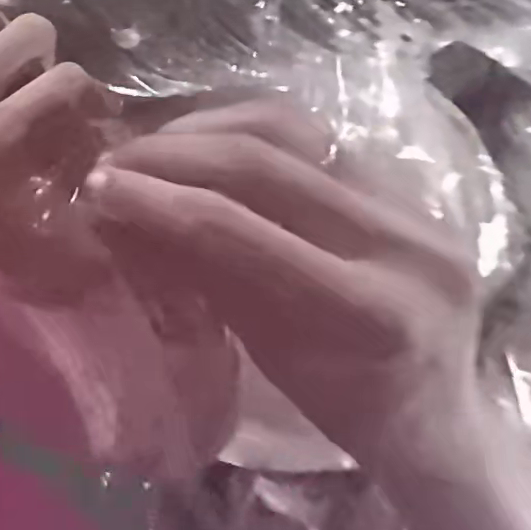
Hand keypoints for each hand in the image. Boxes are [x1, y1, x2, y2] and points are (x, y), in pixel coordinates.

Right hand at [84, 100, 482, 476]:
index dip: (153, 200)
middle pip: (257, 164)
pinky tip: (196, 136)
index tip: (95, 187)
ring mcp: (410, 199)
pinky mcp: (401, 175)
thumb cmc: (337, 402)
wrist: (436, 407)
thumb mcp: (256, 349)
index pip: (236, 230)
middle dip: (164, 155)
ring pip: (281, 126)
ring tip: (145, 143)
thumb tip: (120, 213)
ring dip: (196, 128)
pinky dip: (235, 122)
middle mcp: (401, 241)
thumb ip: (197, 272)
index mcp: (366, 312)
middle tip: (109, 160)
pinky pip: (304, 127)